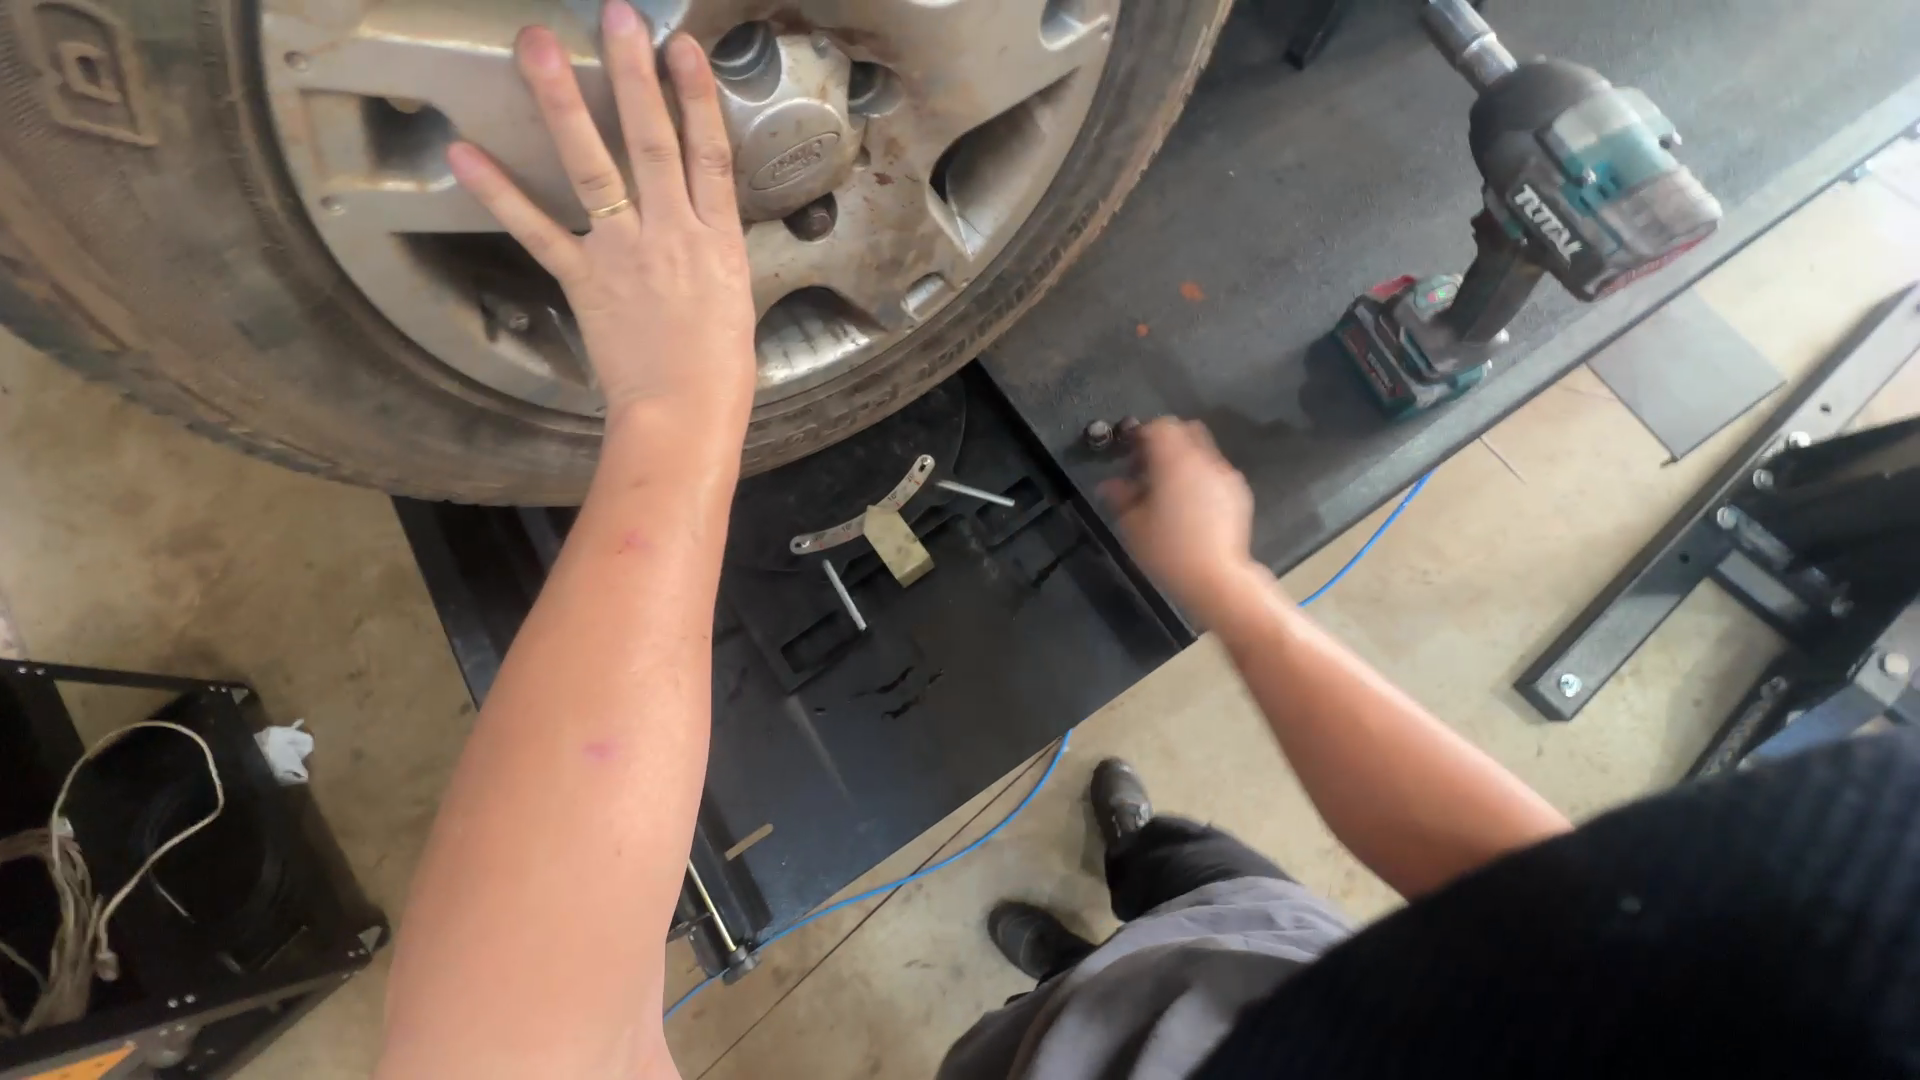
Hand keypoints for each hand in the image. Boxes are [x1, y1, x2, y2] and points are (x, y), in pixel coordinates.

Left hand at [446, 2, 755, 433]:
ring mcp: (626, 254)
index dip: (698, 100)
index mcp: (719, 244)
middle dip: (635, 76)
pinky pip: (539, 231)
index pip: (711, 158)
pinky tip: (464, 151)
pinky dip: (500, 193)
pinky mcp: (585, 280)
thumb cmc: (721, 372)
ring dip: (564, 105)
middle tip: (616, 17)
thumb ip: (712, 258)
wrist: (685, 414)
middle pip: (655, 144)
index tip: (684, 50)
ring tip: (535, 46)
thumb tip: (696, 230)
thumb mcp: (733, 304)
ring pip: (595, 169)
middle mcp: (674, 236)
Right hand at [1101, 418, 1271, 621]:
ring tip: (1168, 490)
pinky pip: (1215, 472)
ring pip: (1202, 451)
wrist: (1216, 578)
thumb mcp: (1132, 525)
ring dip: (1183, 460)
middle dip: (1165, 441)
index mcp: (1175, 461)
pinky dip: (1200, 477)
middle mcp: (1204, 460)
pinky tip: (1190, 507)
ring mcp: (1226, 475)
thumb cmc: (1167, 550)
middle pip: (1185, 430)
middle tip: (1147, 467)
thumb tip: (1108, 484)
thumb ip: (1119, 496)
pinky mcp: (1239, 493)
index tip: (1128, 454)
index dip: (1141, 434)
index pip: (1160, 427)